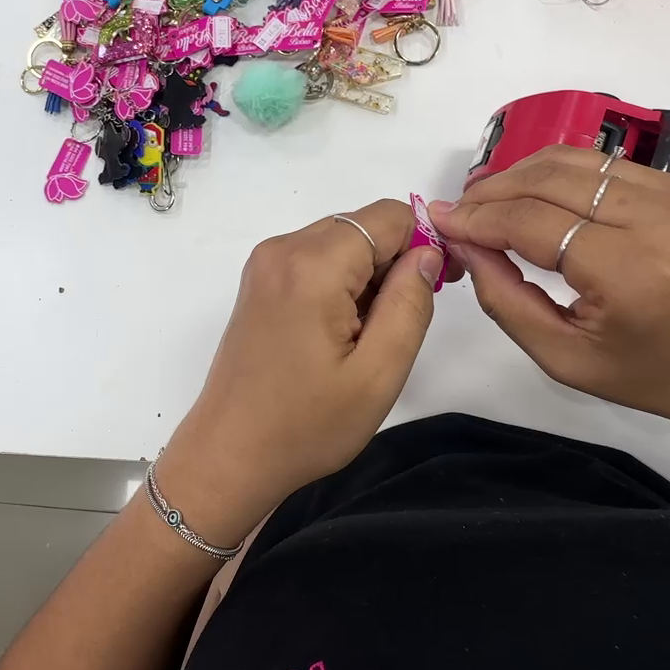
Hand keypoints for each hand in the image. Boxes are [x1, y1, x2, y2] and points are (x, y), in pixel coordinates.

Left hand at [154, 199, 442, 546]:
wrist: (230, 453)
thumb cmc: (306, 424)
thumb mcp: (378, 373)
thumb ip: (410, 303)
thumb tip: (428, 252)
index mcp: (312, 265)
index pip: (388, 216)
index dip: (424, 242)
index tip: (439, 286)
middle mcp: (283, 249)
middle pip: (361, 225)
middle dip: (395, 260)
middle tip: (403, 321)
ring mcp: (265, 263)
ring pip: (340, 240)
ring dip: (367, 274)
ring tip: (367, 335)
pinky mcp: (258, 281)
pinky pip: (314, 258)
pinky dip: (339, 282)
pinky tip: (340, 330)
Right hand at [431, 145, 669, 438]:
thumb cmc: (661, 378)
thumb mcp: (567, 360)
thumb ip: (504, 299)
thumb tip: (461, 242)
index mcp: (633, 274)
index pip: (532, 223)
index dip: (477, 218)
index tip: (439, 220)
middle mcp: (660, 221)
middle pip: (548, 180)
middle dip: (490, 190)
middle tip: (458, 211)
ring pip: (573, 161)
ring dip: (519, 174)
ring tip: (487, 201)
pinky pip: (603, 166)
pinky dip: (557, 174)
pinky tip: (534, 196)